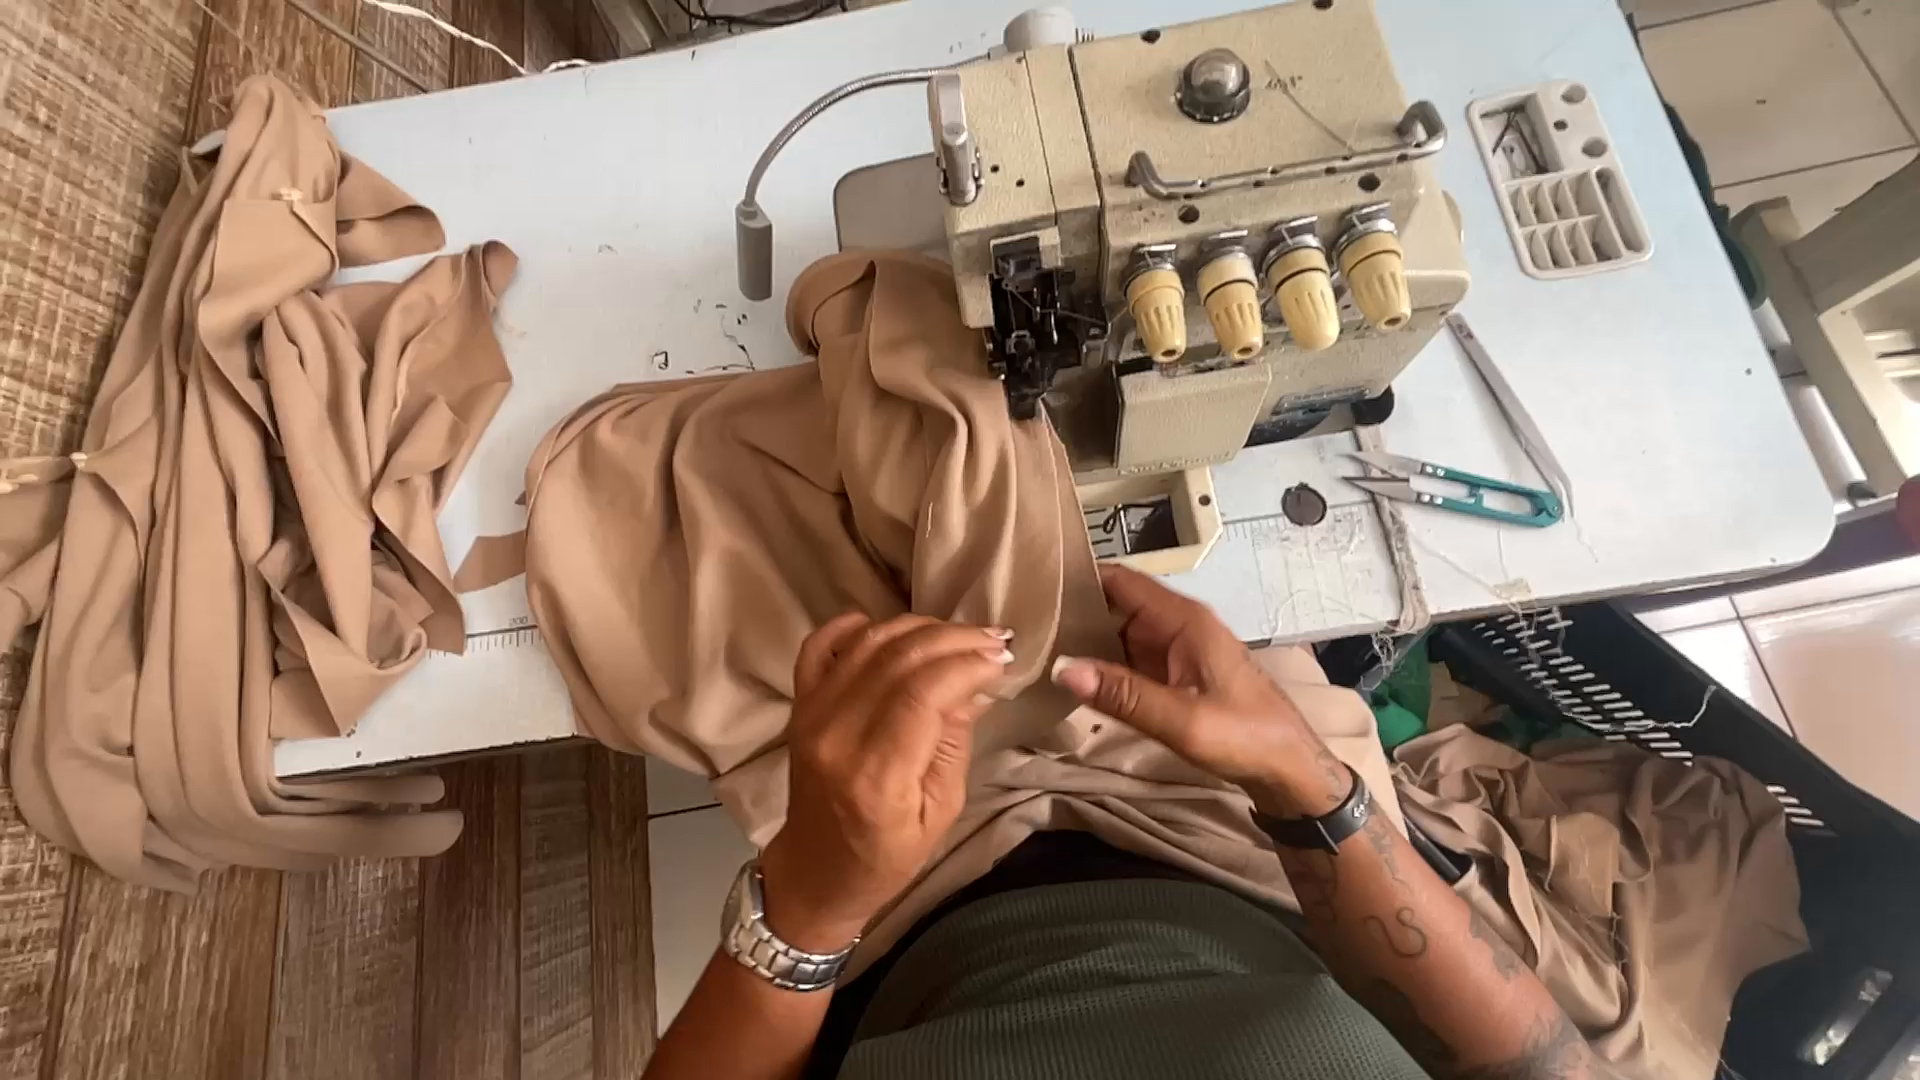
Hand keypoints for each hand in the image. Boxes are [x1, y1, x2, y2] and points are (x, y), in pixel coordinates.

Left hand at [759, 613, 1011, 951]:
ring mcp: (810, 715)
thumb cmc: (886, 856)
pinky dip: (853, 626)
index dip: (967, 665)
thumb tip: (974, 684)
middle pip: (898, 658)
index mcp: (876, 775)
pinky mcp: (798, 706)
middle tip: (990, 640)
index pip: (924, 692)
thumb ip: (955, 742)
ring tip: (955, 635)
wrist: (814, 872)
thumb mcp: (942, 811)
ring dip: (917, 627)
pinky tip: (889, 629)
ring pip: (867, 643)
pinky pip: (818, 646)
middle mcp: (837, 735)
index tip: (1000, 660)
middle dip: (952, 639)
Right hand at [1050, 564, 1351, 817]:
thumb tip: (1062, 668)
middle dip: (1071, 609)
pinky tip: (1066, 673)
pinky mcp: (1169, 672)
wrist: (1289, 770)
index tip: (1033, 584)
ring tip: (1031, 643)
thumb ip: (1123, 695)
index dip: (1079, 576)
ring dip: (1081, 636)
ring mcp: (1171, 648)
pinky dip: (1096, 661)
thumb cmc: (1245, 737)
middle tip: (1021, 622)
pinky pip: (1124, 656)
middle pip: (1113, 602)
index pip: (1121, 580)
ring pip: (1115, 630)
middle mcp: (1174, 624)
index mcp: (1183, 619)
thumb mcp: (1183, 720)